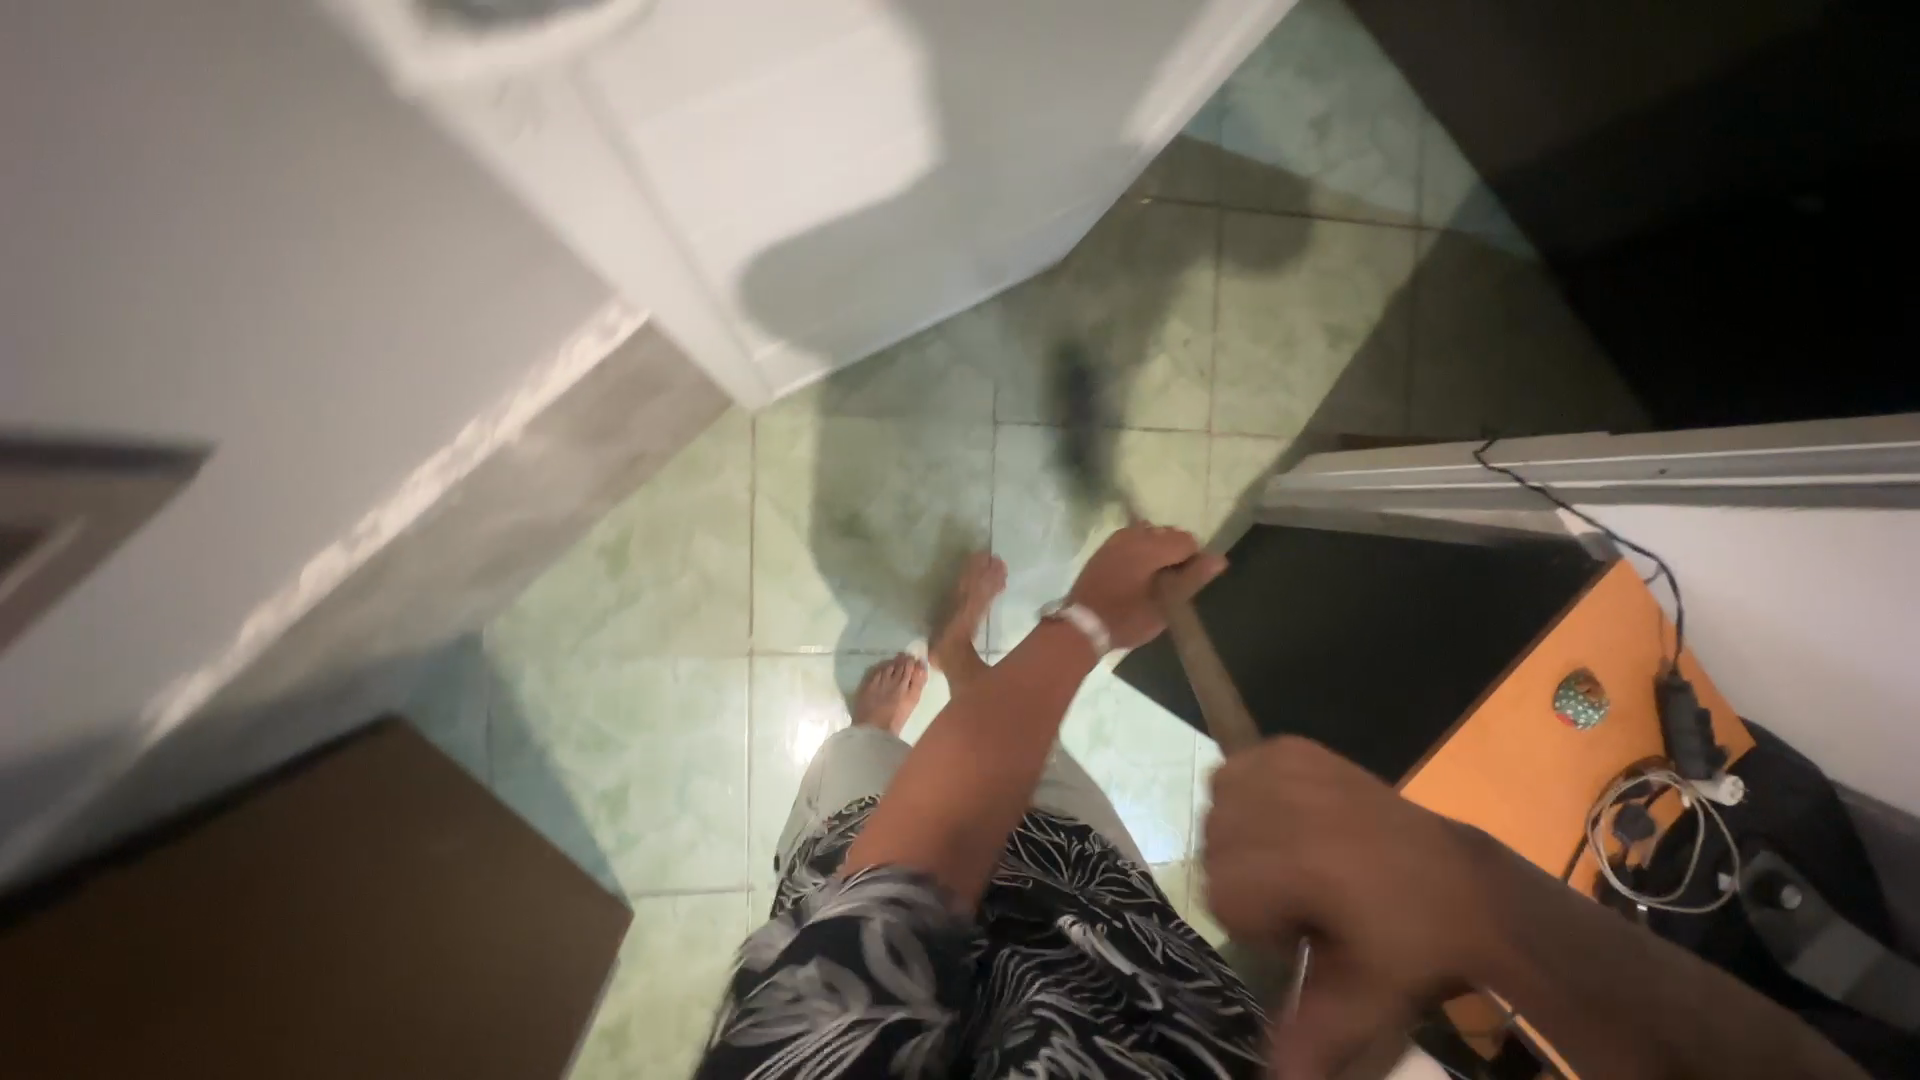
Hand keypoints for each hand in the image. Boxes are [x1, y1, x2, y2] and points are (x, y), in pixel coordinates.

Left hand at [1067, 523, 1226, 649]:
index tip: (1183, 585)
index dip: (1192, 562)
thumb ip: (1194, 578)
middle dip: (1174, 554)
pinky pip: (1131, 540)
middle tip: (1168, 585)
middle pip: (1168, 534)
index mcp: (1151, 545)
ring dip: (1157, 552)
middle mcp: (1133, 534)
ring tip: (1153, 581)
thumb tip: (1220, 558)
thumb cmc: (1127, 618)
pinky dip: (1139, 552)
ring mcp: (1115, 539)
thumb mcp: (1166, 604)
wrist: (1081, 625)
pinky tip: (1135, 575)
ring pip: (1149, 535)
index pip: (1188, 541)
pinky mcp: (1103, 548)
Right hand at [1204, 738, 1505, 1079]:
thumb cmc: (1410, 946)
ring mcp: (1289, 766)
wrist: (1462, 883)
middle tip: (1302, 898)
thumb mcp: (1363, 999)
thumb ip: (1307, 1035)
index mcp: (1302, 863)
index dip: (1256, 924)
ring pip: (1218, 806)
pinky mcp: (1294, 747)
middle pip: (1214, 847)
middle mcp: (1288, 804)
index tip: (1302, 931)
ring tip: (1294, 859)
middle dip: (1245, 880)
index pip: (1222, 894)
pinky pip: (1236, 769)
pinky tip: (1287, 820)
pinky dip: (1248, 794)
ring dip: (1242, 837)